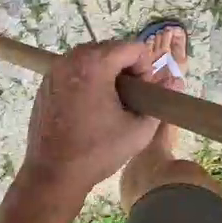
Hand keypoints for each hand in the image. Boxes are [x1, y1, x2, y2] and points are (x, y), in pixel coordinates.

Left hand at [19, 40, 160, 198]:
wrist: (53, 174)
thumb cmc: (97, 151)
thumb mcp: (138, 130)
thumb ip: (159, 101)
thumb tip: (176, 79)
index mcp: (94, 64)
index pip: (132, 48)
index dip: (146, 67)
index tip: (144, 92)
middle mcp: (71, 60)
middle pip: (110, 48)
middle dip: (126, 67)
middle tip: (132, 95)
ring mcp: (54, 71)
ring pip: (90, 57)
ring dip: (107, 71)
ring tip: (113, 100)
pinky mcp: (45, 85)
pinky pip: (73, 70)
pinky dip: (86, 78)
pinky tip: (90, 106)